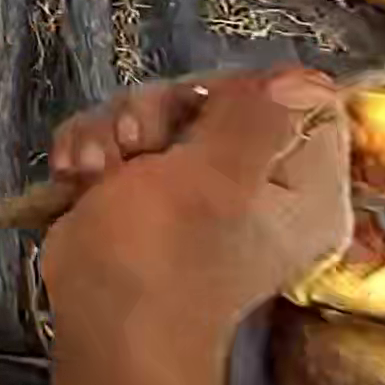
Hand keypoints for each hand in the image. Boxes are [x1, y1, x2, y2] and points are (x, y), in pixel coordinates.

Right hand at [42, 69, 351, 384]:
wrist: (101, 308)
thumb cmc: (162, 250)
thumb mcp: (212, 182)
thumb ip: (255, 126)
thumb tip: (311, 77)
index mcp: (294, 185)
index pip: (293, 106)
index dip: (240, 91)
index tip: (195, 105)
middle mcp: (247, 177)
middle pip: (203, 100)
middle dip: (148, 112)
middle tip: (132, 143)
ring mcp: (186, 180)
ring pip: (144, 114)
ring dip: (105, 133)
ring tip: (91, 170)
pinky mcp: (135, 182)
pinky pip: (110, 134)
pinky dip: (86, 147)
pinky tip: (74, 175)